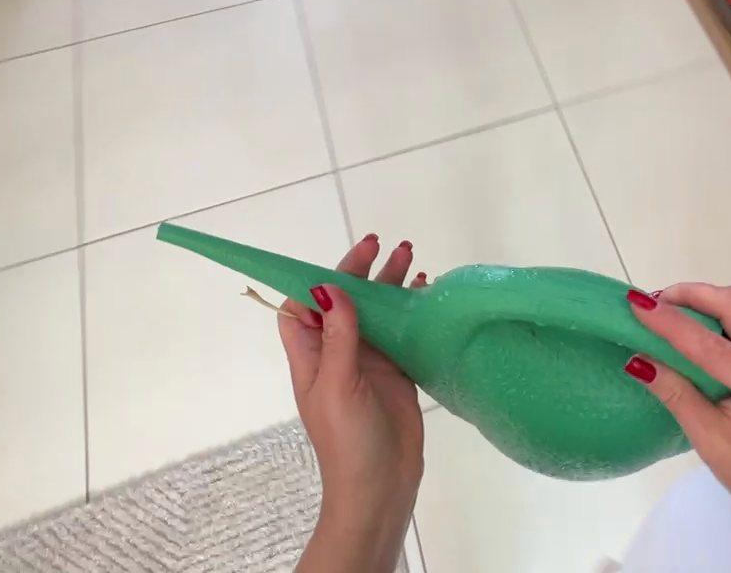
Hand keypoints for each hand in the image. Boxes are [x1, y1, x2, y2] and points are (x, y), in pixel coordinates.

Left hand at [281, 236, 428, 572]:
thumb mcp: (338, 385)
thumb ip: (338, 336)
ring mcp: (369, 361)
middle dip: (359, 270)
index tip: (342, 256)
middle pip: (345, 301)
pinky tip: (426, 291)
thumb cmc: (348, 440)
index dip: (316, 279)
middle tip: (380, 242)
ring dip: (390, 283)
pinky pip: (402, 329)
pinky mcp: (397, 371)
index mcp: (312, 357)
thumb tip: (331, 287)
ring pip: (376, 310)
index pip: (303, 307)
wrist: (382, 488)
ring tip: (411, 255)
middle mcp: (338, 353)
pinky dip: (412, 308)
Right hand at [625, 283, 730, 572]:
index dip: (671, 322)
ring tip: (670, 308)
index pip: (712, 346)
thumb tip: (637, 359)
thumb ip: (676, 394)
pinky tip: (696, 324)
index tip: (637, 304)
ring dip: (706, 299)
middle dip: (692, 294)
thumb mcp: (709, 441)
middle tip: (654, 301)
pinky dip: (720, 312)